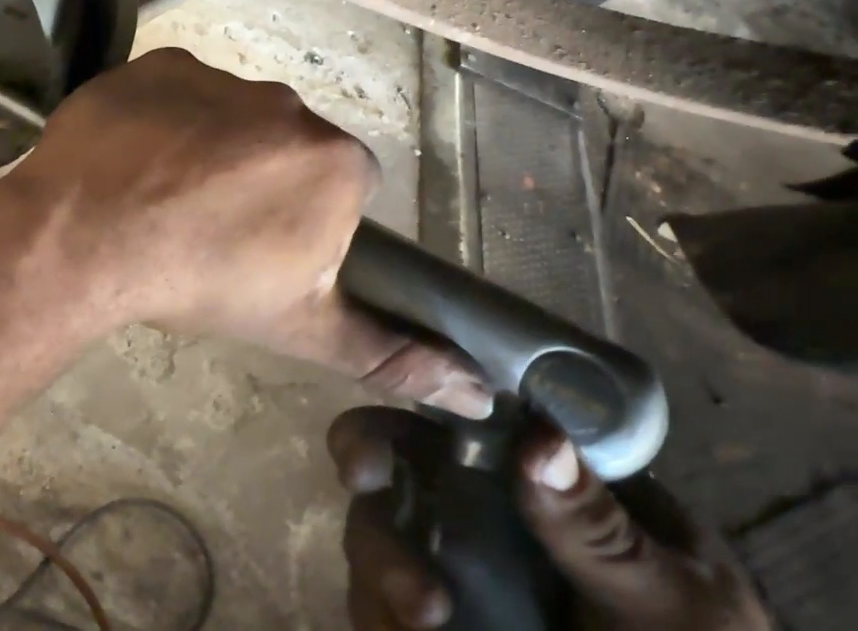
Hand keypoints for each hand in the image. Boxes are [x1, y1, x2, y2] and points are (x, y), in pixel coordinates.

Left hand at [2, 48, 487, 415]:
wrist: (81, 236)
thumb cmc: (195, 280)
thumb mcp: (297, 327)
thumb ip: (390, 354)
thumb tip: (479, 393)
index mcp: (335, 161)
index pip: (339, 184)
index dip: (298, 217)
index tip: (256, 245)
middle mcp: (284, 102)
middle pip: (280, 143)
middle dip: (253, 176)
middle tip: (200, 222)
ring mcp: (213, 75)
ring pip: (221, 113)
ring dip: (201, 143)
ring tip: (153, 192)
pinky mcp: (152, 64)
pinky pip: (168, 91)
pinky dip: (155, 116)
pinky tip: (126, 156)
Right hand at [328, 406, 772, 629]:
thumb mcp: (669, 602)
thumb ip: (598, 529)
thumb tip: (538, 433)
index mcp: (539, 479)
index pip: (453, 423)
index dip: (394, 426)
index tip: (363, 462)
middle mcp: (480, 504)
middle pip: (393, 474)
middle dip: (376, 511)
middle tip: (394, 557)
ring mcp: (452, 560)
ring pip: (376, 535)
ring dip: (380, 573)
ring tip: (416, 623)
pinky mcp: (430, 609)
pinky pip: (377, 596)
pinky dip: (377, 613)